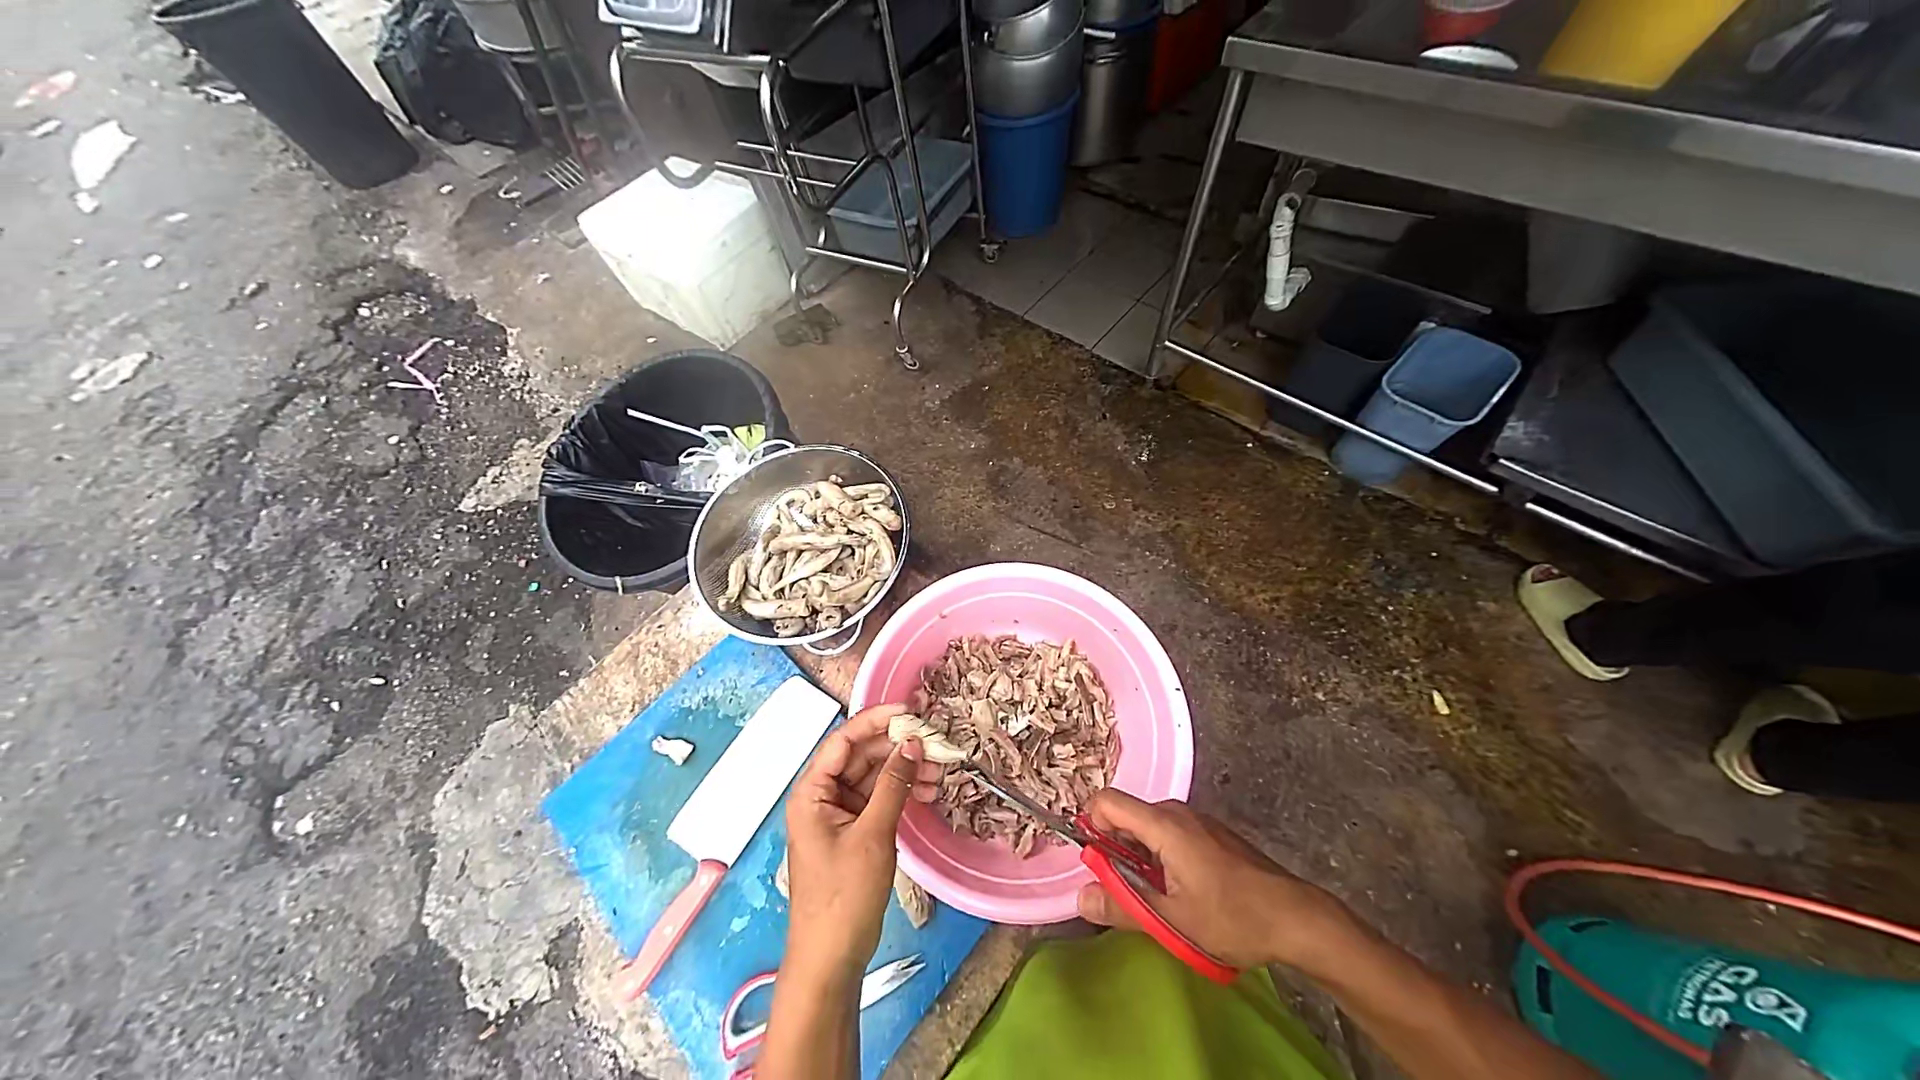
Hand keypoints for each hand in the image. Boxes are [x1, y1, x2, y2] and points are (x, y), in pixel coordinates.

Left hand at [782, 704, 943, 981]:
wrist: (832, 958)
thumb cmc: (844, 896)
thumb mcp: (873, 835)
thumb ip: (893, 784)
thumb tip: (913, 743)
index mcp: (812, 791)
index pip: (844, 740)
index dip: (875, 721)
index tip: (909, 712)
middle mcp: (822, 796)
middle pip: (860, 757)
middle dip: (897, 749)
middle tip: (934, 743)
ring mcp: (838, 814)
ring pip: (873, 777)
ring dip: (903, 771)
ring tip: (938, 770)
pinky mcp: (853, 831)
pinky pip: (878, 799)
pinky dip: (901, 793)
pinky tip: (927, 791)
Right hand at [1076, 789, 1357, 972]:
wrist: (1298, 919)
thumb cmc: (1233, 917)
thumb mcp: (1171, 920)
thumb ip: (1121, 906)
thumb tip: (1080, 898)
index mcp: (1163, 824)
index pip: (1106, 802)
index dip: (1092, 828)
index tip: (1100, 866)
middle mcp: (1177, 812)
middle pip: (1126, 818)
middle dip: (1118, 853)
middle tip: (1133, 895)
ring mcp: (1197, 821)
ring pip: (1148, 830)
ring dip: (1141, 861)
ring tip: (1163, 901)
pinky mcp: (1212, 834)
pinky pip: (1170, 836)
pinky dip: (1163, 860)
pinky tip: (1186, 895)